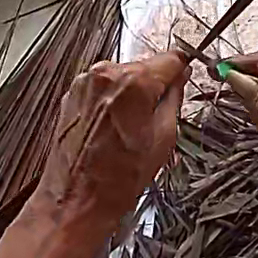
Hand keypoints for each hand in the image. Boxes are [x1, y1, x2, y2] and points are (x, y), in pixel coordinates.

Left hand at [25, 51, 187, 254]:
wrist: (77, 199)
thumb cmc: (118, 177)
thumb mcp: (164, 138)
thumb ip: (175, 99)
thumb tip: (180, 78)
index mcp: (133, 82)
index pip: (170, 58)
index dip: (182, 68)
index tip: (185, 76)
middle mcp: (106, 74)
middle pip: (144, 66)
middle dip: (155, 85)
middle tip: (157, 116)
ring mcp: (85, 83)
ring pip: (123, 76)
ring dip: (132, 93)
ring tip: (132, 128)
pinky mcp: (72, 94)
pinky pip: (103, 87)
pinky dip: (112, 100)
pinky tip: (113, 128)